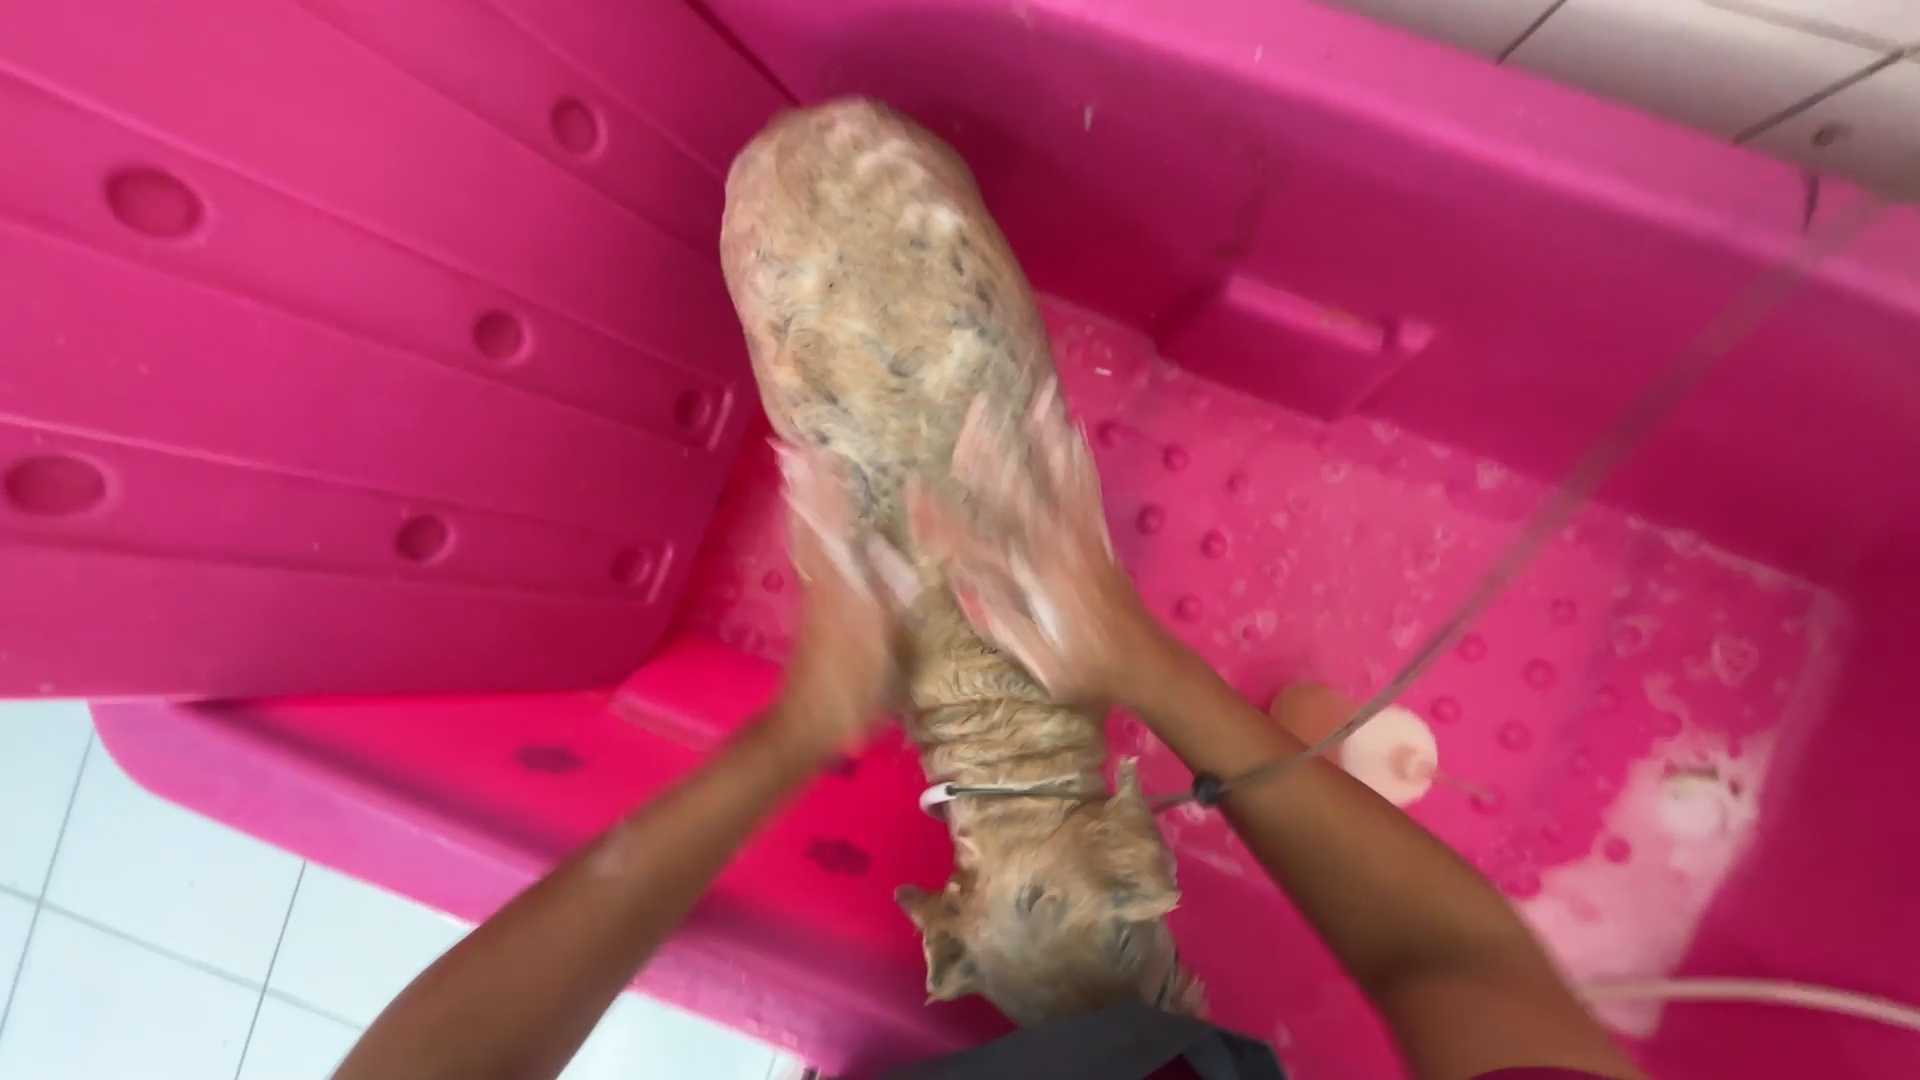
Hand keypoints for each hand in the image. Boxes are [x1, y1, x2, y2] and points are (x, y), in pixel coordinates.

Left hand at [775, 441, 918, 753]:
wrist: (808, 721)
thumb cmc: (855, 689)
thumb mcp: (888, 649)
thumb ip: (895, 601)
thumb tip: (899, 556)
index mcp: (846, 588)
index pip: (838, 528)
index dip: (832, 490)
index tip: (826, 452)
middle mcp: (826, 581)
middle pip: (815, 524)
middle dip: (809, 485)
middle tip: (798, 445)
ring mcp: (817, 592)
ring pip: (807, 536)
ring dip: (802, 500)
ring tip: (796, 466)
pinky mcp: (814, 605)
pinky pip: (808, 554)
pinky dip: (805, 528)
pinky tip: (807, 518)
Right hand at [910, 380, 1157, 703]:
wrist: (1147, 665)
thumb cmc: (1088, 671)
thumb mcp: (1040, 662)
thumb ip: (1003, 623)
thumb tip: (960, 586)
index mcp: (1037, 582)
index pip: (976, 543)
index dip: (941, 517)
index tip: (915, 489)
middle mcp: (1059, 549)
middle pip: (1017, 492)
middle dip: (992, 450)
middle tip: (975, 410)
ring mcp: (1083, 537)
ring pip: (1059, 479)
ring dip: (1046, 437)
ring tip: (1039, 397)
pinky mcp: (1098, 536)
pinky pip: (1088, 489)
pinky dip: (1079, 458)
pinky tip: (1075, 431)